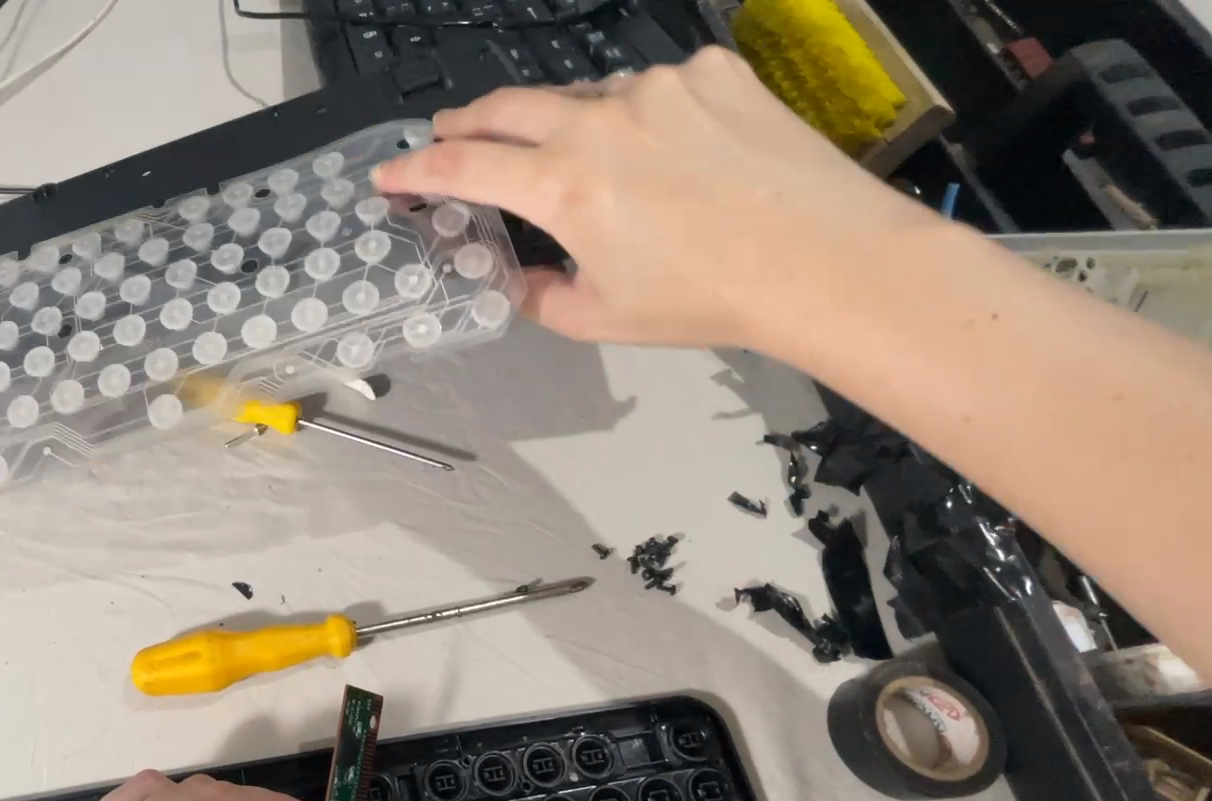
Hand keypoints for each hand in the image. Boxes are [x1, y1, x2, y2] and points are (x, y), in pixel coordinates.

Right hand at [373, 47, 945, 350]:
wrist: (821, 261)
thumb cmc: (700, 300)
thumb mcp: (596, 317)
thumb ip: (535, 294)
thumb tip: (515, 274)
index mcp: (563, 186)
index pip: (465, 164)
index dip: (417, 168)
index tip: (390, 172)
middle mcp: (601, 121)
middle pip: (506, 105)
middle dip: (466, 121)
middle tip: (449, 134)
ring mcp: (660, 87)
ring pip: (579, 95)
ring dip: (554, 122)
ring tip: (562, 154)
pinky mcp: (710, 72)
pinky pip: (648, 87)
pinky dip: (630, 115)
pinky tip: (652, 149)